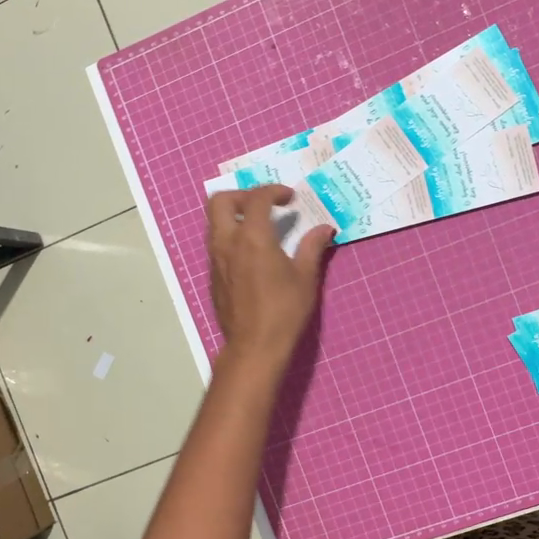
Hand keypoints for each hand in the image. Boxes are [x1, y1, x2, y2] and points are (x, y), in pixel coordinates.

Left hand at [207, 185, 334, 372]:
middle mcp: (227, 243)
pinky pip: (216, 244)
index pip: (257, 198)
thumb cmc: (284, 311)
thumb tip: (324, 230)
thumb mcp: (305, 278)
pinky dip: (231, 237)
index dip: (274, 191)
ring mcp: (216, 260)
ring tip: (258, 226)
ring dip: (234, 216)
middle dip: (242, 195)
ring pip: (214, 223)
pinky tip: (251, 253)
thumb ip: (312, 248)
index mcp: (252, 238)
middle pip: (220, 201)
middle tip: (263, 205)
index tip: (290, 198)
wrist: (254, 347)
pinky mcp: (213, 277)